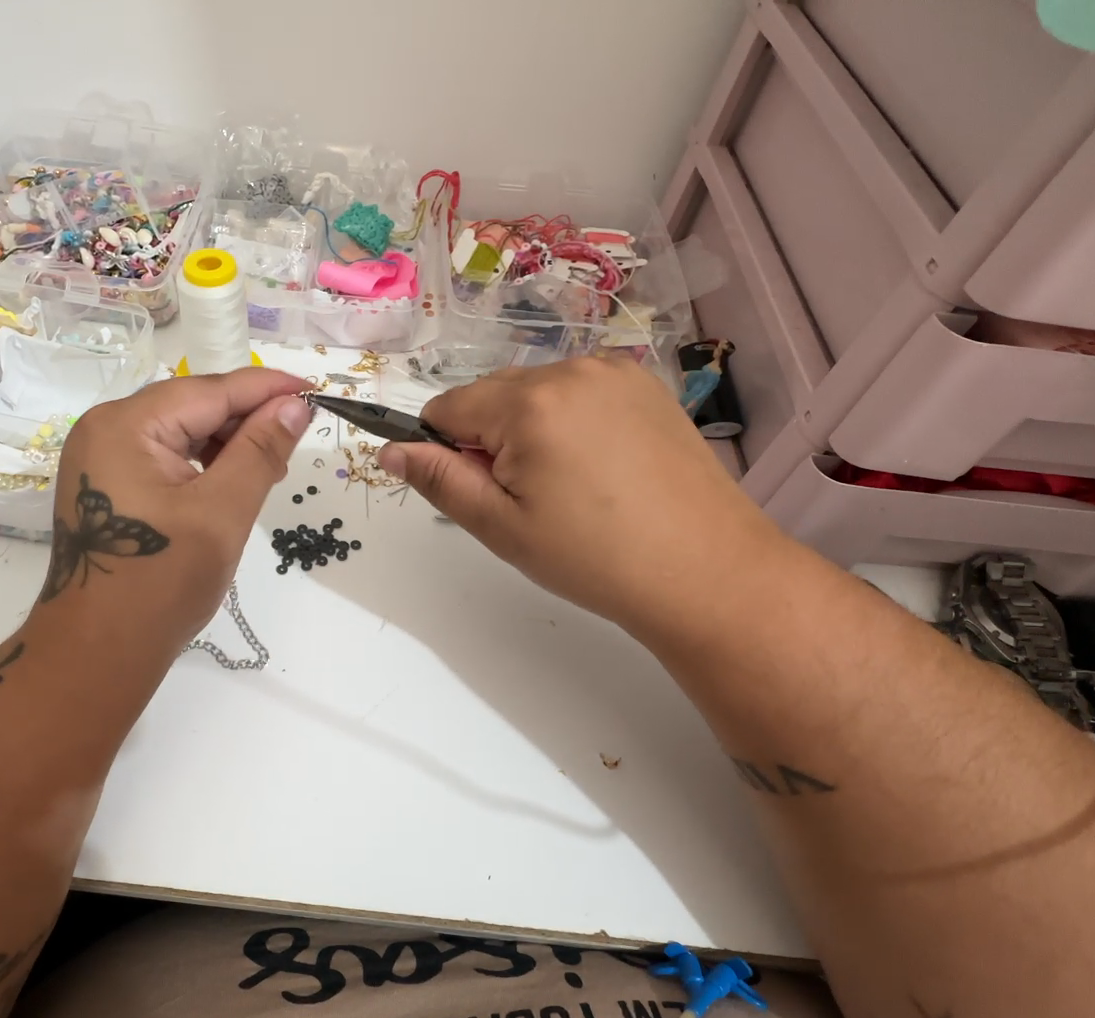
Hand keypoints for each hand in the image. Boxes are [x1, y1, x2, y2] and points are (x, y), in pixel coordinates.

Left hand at [37, 368, 310, 640]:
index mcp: (125, 426)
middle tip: (297, 438)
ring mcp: (101, 457)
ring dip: (227, 441)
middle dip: (247, 417)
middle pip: (191, 405)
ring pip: (179, 430)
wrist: (100, 650)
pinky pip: (164, 455)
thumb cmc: (161, 584)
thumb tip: (294, 406)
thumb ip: (259, 452)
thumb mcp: (221, 512)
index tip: (314, 392)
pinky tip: (231, 480)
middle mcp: (105, 429)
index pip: (209, 390)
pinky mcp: (107, 483)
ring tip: (270, 466)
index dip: (266, 388)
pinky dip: (202, 462)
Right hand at [378, 356, 782, 624]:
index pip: (447, 407)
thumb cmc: (593, 558)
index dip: (448, 451)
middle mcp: (570, 370)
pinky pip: (580, 392)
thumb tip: (389, 449)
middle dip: (491, 439)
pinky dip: (572, 421)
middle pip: (492, 395)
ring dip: (531, 429)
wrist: (706, 570)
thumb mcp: (502, 528)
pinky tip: (601, 468)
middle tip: (531, 499)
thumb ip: (439, 480)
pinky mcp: (646, 385)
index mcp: (527, 403)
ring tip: (570, 487)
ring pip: (536, 392)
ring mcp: (614, 372)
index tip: (483, 493)